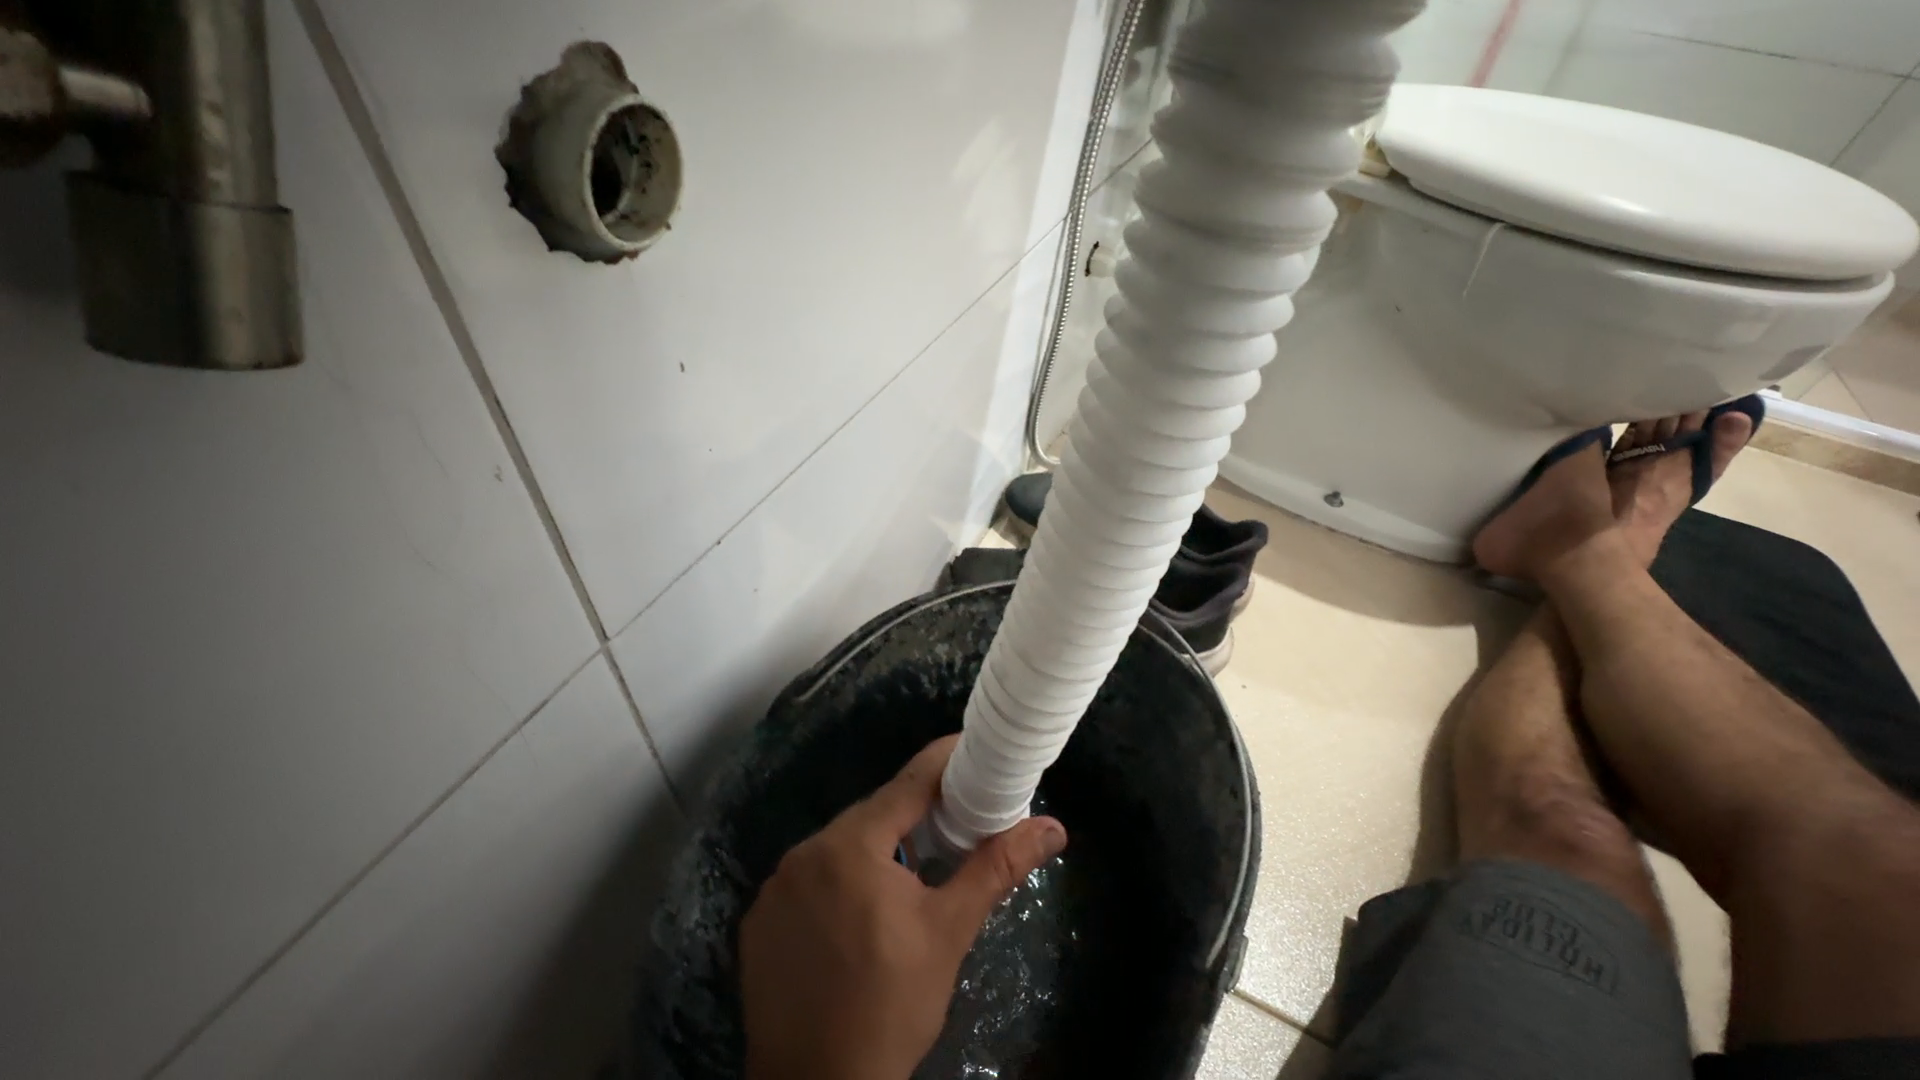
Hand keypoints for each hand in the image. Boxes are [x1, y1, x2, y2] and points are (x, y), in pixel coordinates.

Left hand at [739, 735, 1068, 1079]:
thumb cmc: (893, 1004)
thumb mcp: (950, 931)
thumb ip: (996, 867)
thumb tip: (1053, 826)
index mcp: (850, 846)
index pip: (907, 783)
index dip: (944, 764)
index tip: (974, 754)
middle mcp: (803, 854)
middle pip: (871, 815)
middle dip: (914, 815)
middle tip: (955, 825)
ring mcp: (774, 889)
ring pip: (838, 848)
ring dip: (876, 851)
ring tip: (913, 875)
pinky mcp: (759, 923)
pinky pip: (808, 882)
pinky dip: (838, 884)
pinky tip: (860, 916)